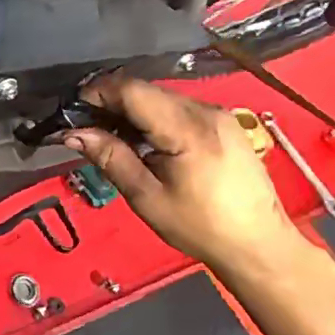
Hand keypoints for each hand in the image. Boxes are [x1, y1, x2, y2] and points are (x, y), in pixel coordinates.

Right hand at [68, 76, 305, 274]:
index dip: (99, 92)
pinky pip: (180, 106)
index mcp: (187, 128)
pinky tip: (148, 140)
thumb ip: (111, 158)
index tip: (75, 109)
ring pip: (163, 96)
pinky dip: (157, 115)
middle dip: (114, 102)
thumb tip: (73, 133)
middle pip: (147, 90)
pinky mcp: (225, 120)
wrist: (261, 245)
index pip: (133, 90)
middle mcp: (205, 109)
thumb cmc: (201, 228)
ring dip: (135, 109)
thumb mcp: (148, 198)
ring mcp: (218, 112)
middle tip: (89, 126)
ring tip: (116, 136)